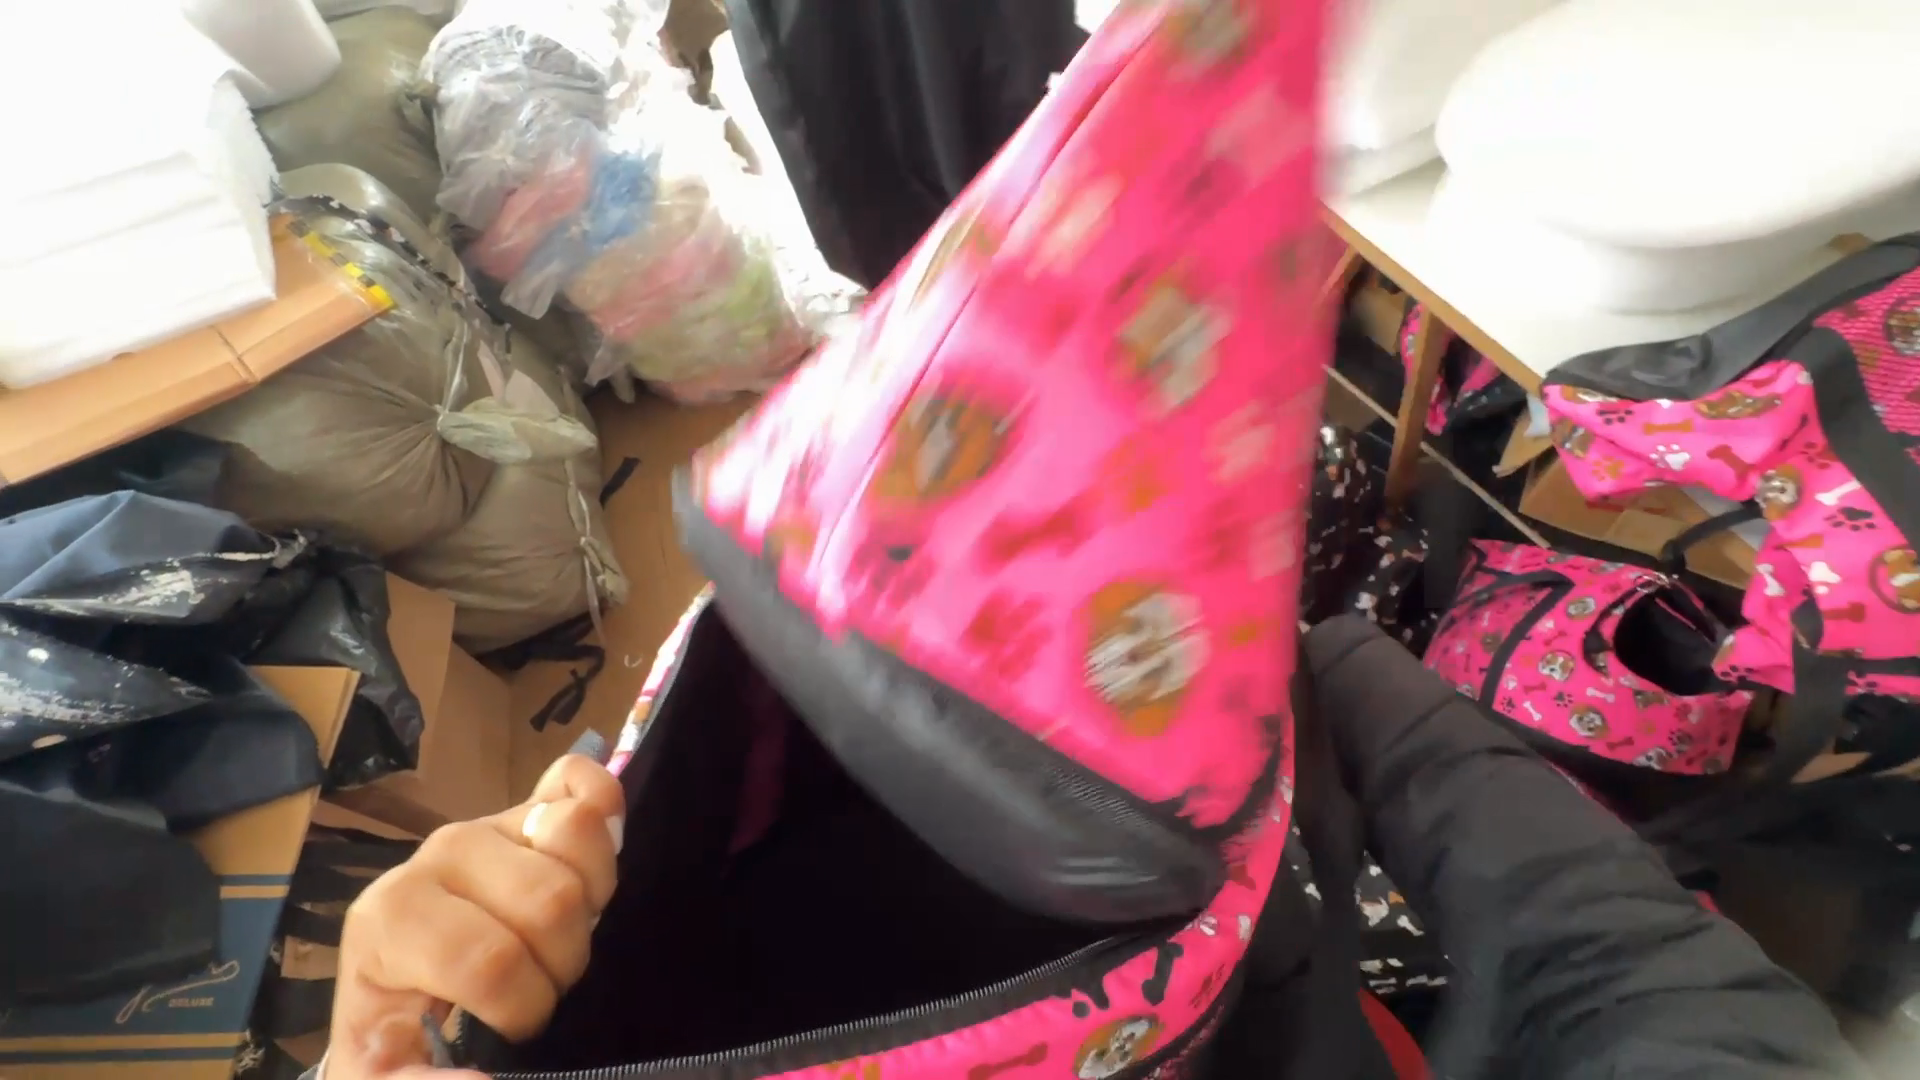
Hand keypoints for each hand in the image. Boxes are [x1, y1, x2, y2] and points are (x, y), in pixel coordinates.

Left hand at [323, 755, 625, 1077]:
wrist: (406, 979)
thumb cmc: (395, 1033)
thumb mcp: (382, 1078)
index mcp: (391, 915)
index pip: (492, 959)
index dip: (522, 1008)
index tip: (512, 1032)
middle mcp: (443, 849)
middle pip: (552, 899)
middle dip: (564, 960)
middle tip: (544, 983)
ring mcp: (496, 816)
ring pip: (579, 831)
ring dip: (594, 898)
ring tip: (566, 930)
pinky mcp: (536, 799)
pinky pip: (581, 777)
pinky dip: (605, 808)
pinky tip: (591, 857)